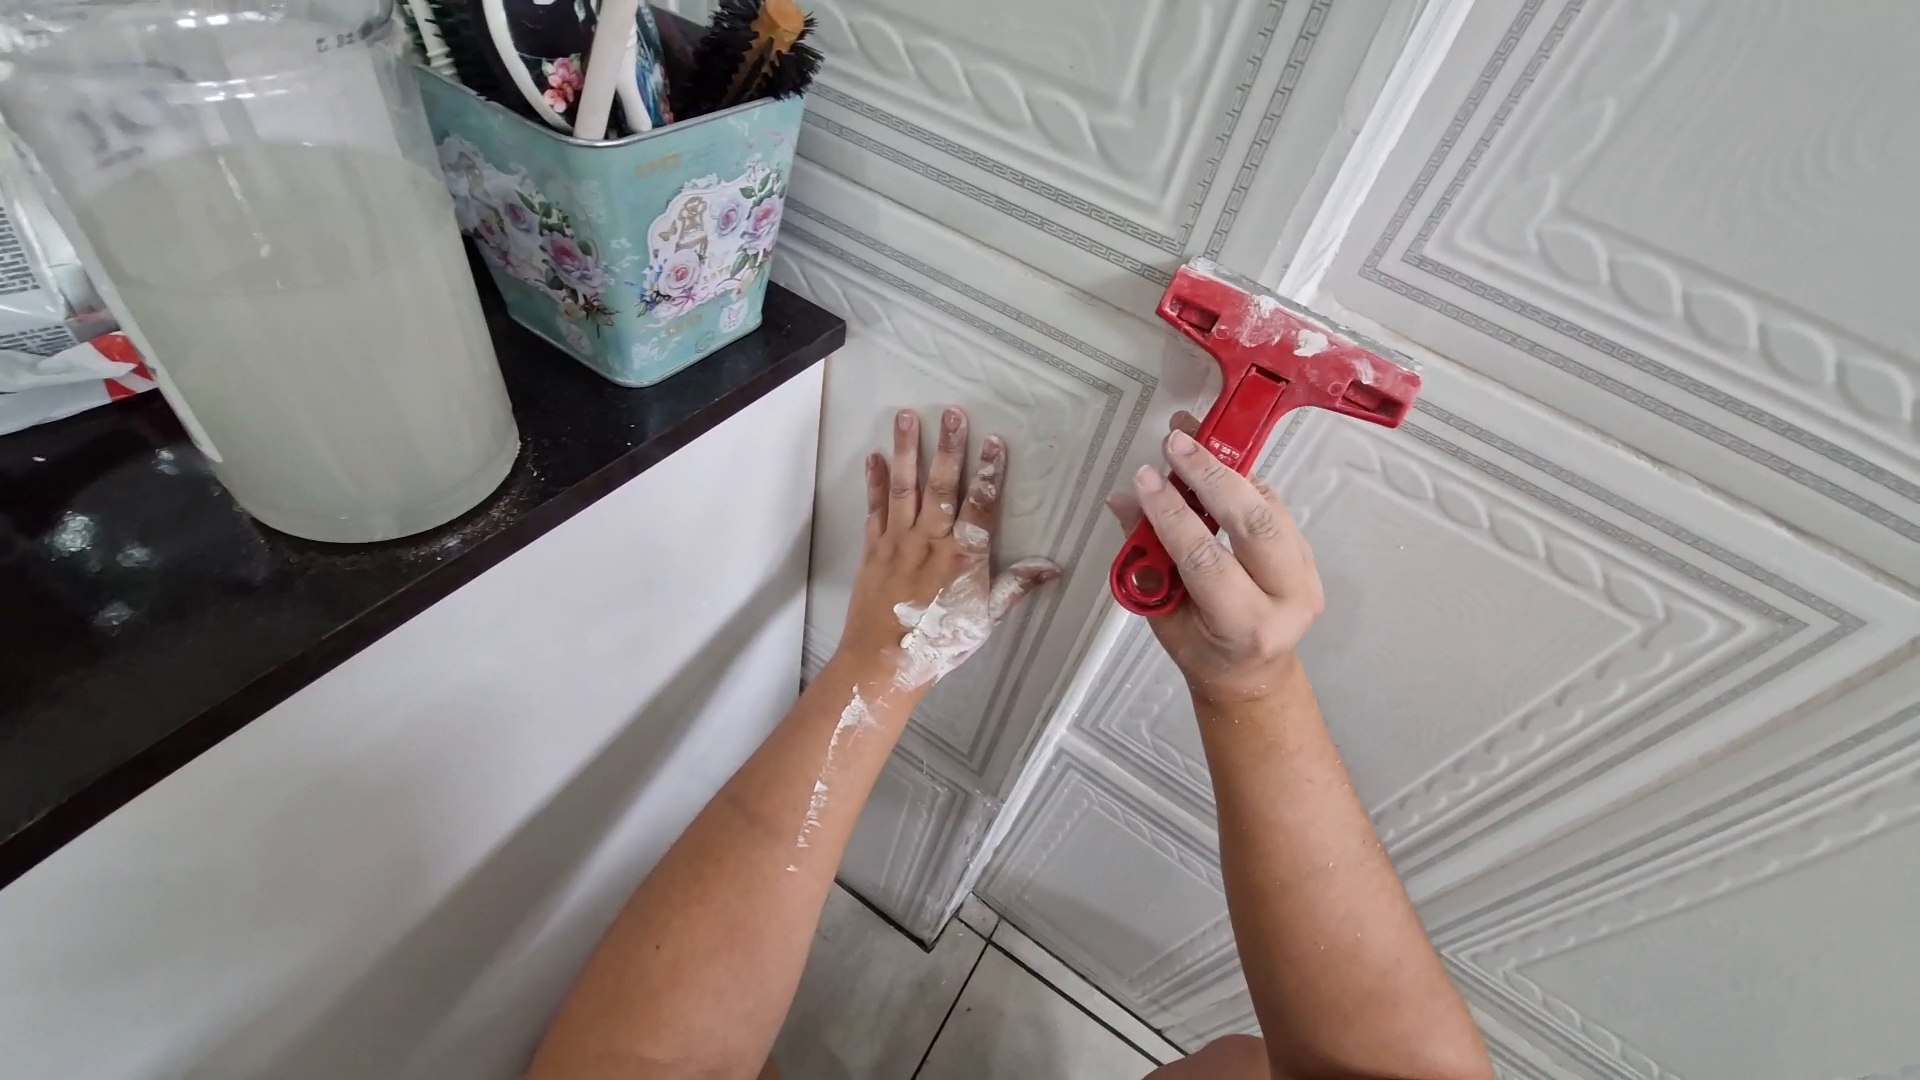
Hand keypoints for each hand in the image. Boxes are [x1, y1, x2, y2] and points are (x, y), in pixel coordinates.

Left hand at [837, 407, 1060, 698]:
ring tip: (908, 416)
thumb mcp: (986, 618)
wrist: (884, 661)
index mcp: (963, 557)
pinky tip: (875, 457)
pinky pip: (874, 509)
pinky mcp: (873, 549)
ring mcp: (898, 541)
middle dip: (950, 447)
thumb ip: (1016, 587)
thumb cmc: (940, 642)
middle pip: (942, 486)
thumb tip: (1052, 567)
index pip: (981, 505)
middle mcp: (931, 541)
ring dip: (907, 451)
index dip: (989, 472)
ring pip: (905, 488)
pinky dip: (874, 483)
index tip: (994, 441)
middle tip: (953, 412)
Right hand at [1107, 413, 1324, 706]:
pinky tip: (1215, 464)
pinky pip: (1276, 507)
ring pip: (1271, 507)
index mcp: (1246, 626)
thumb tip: (1127, 503)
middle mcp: (1287, 600)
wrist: (1252, 673)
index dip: (1173, 515)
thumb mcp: (1162, 617)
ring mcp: (1306, 575)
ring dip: (1229, 470)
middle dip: (1211, 477)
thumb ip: (1145, 562)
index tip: (1147, 481)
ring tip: (1194, 442)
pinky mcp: (1309, 555)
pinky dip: (1243, 482)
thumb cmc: (1203, 652)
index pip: (1206, 560)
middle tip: (1177, 444)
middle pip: (1254, 524)